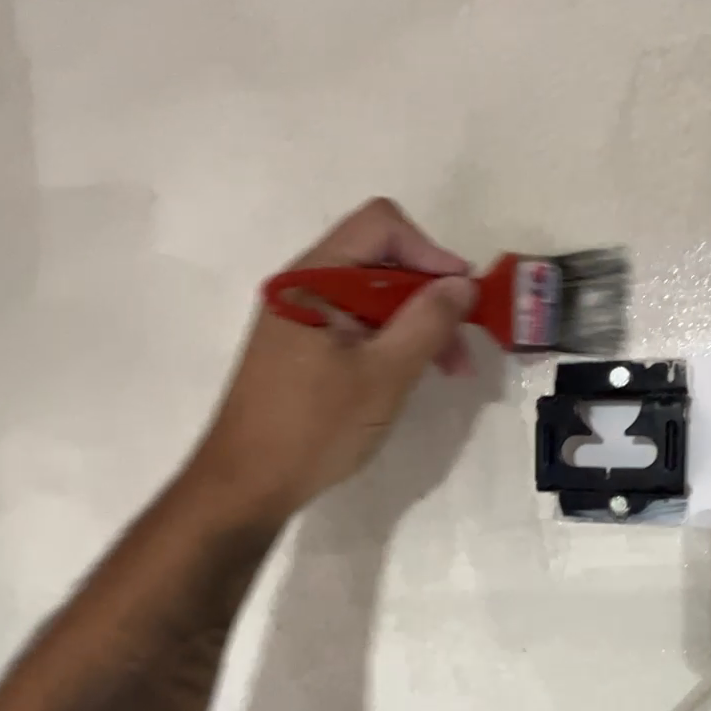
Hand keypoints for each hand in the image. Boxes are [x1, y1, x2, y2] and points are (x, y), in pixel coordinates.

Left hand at [191, 198, 479, 518]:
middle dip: (430, 295)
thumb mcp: (384, 375)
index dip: (430, 252)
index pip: (381, 226)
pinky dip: (392, 340)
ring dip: (417, 323)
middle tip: (464, 346)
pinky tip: (411, 373)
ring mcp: (301, 316)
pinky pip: (357, 324)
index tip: (463, 297)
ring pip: (373, 296)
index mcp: (314, 278)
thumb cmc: (314, 428)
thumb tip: (462, 283)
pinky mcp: (303, 346)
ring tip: (449, 369)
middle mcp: (304, 285)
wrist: (247, 485)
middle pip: (381, 259)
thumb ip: (427, 322)